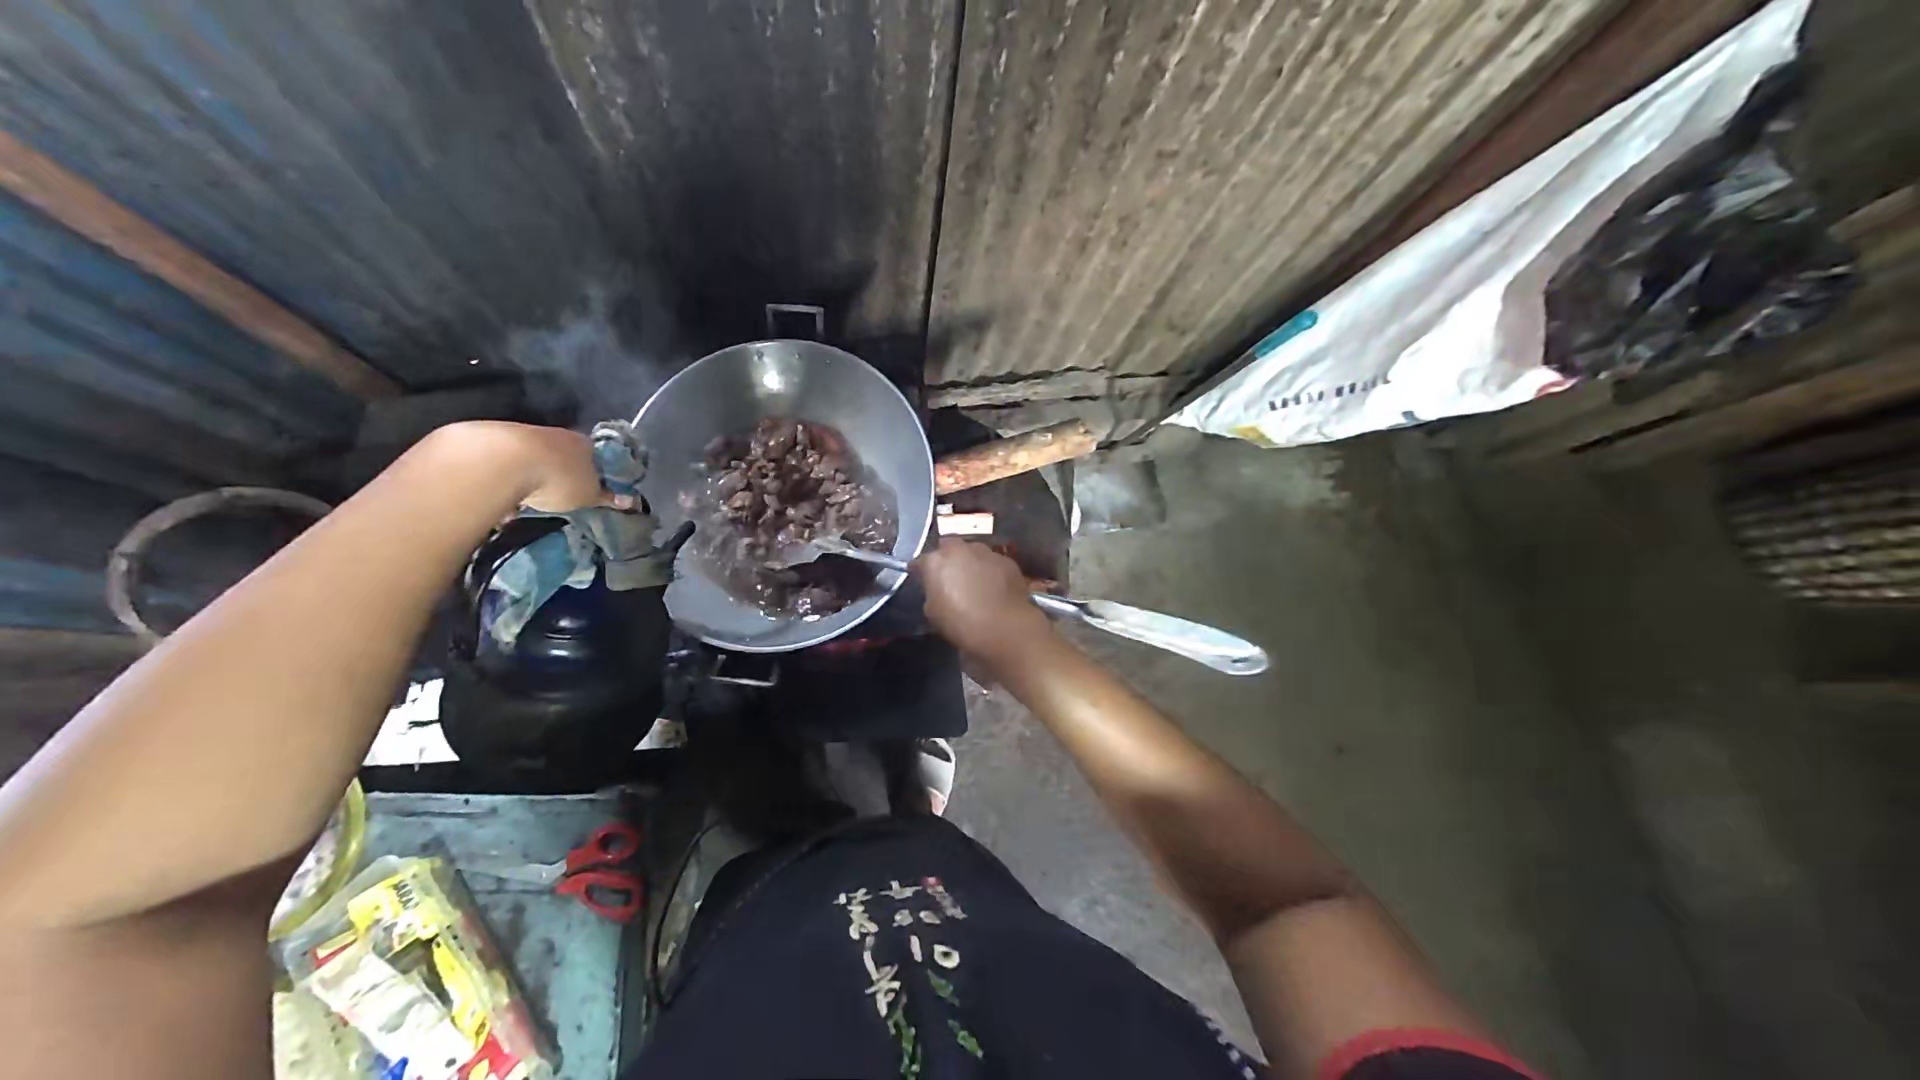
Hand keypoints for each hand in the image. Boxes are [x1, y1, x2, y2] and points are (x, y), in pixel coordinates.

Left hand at [424, 421, 631, 513]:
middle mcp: (560, 435)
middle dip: (566, 472)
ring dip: (538, 473)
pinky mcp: (498, 441)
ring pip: (539, 456)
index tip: (598, 489)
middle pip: (567, 454)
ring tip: (533, 497)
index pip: (599, 456)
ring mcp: (528, 434)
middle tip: (564, 496)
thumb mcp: (589, 495)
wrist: (503, 459)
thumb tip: (631, 501)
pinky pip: (514, 461)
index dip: (600, 472)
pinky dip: (515, 474)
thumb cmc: (558, 478)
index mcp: (586, 443)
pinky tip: (510, 491)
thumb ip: (608, 497)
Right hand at [915, 540, 1056, 669]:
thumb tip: (937, 590)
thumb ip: (932, 593)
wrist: (1004, 628)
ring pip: (973, 552)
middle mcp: (959, 549)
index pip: (921, 562)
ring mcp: (986, 552)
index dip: (921, 571)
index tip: (922, 580)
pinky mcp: (1007, 561)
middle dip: (948, 559)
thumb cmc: (961, 623)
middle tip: (950, 577)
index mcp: (936, 561)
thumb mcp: (933, 612)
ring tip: (975, 581)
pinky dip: (991, 571)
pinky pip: (993, 563)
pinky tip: (995, 587)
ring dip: (971, 562)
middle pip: (948, 547)